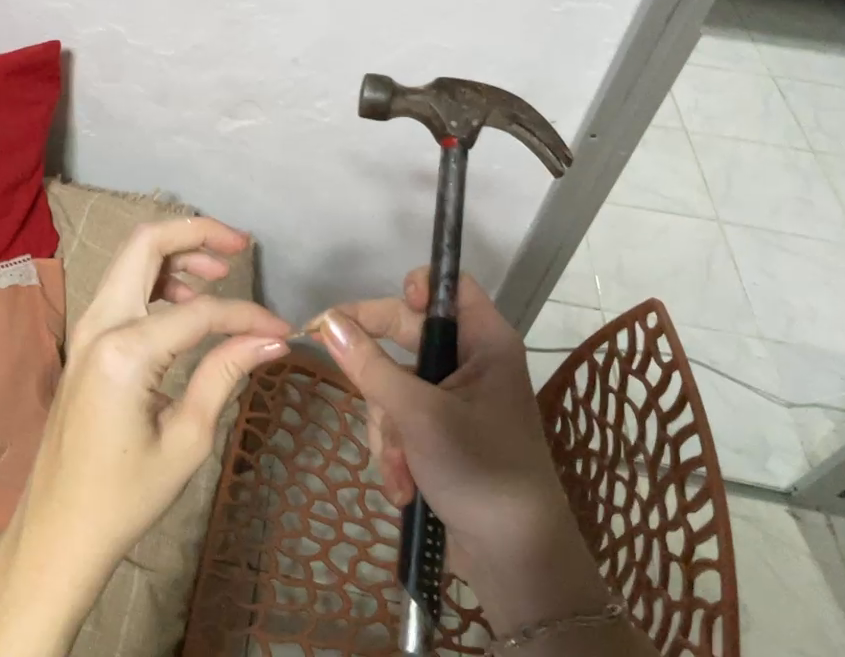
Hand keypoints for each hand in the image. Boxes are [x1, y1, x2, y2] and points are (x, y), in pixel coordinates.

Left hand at [0, 218, 291, 656]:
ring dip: (175, 252)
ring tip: (219, 271)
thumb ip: (226, 373)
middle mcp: (98, 325)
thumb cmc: (124, 497)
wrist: (57, 532)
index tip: (282, 331)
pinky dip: (156, 278)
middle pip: (146, 243)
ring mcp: (84, 330)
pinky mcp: (84, 342)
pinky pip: (121, 287)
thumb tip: (272, 340)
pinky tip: (186, 301)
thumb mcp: (188, 439)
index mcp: (124, 351)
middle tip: (241, 246)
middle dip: (196, 232)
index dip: (248, 314)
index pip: (201, 310)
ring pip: (130, 259)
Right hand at [318, 270, 614, 631]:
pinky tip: (403, 486)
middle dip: (379, 379)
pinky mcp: (443, 434)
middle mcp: (471, 362)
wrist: (517, 558)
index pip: (448, 286)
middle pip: (405, 336)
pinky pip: (403, 421)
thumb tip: (327, 323)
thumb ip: (369, 366)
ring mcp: (455, 400)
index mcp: (484, 342)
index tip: (373, 314)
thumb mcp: (418, 415)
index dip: (412, 288)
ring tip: (398, 468)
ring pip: (395, 385)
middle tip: (343, 375)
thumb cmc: (479, 469)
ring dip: (387, 428)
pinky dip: (397, 451)